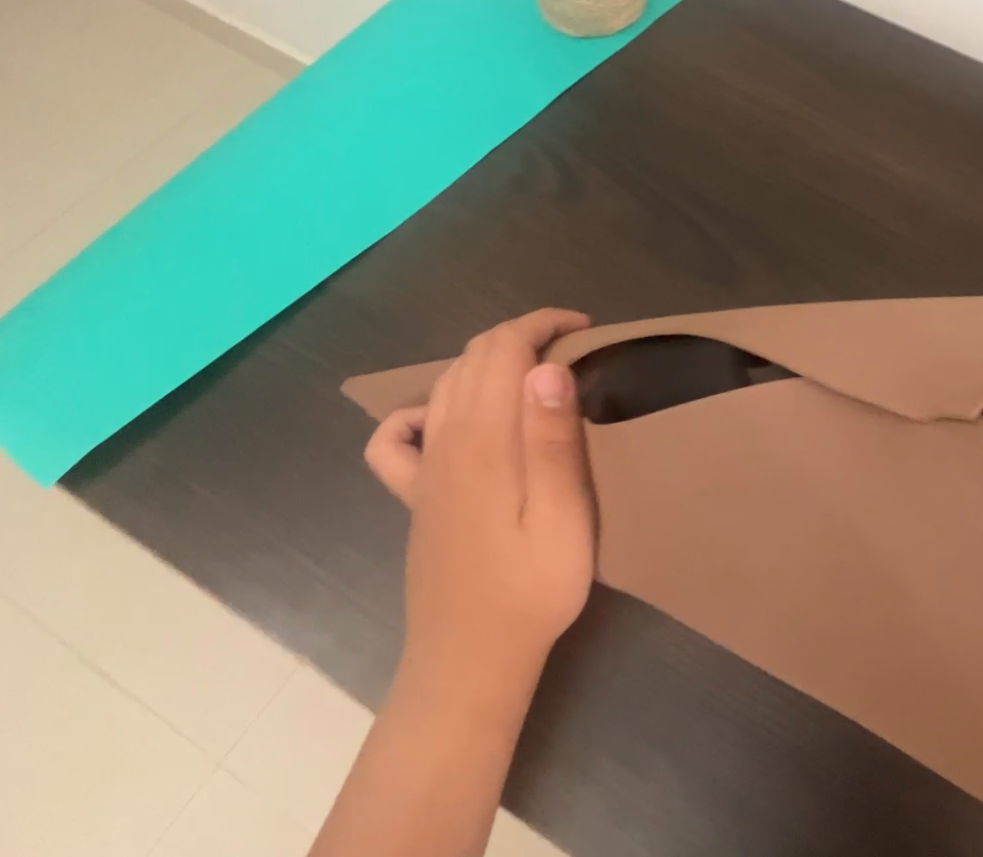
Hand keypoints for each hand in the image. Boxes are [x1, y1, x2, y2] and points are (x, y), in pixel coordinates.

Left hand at [368, 309, 596, 687]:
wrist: (471, 656)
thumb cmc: (534, 586)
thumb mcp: (563, 517)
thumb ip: (551, 441)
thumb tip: (543, 369)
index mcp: (485, 439)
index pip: (504, 349)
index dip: (544, 325)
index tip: (586, 328)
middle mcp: (446, 441)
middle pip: (473, 357)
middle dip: (521, 333)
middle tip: (572, 344)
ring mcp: (425, 468)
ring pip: (444, 384)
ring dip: (486, 359)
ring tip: (533, 368)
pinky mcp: (416, 497)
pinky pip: (396, 438)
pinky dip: (419, 410)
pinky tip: (444, 421)